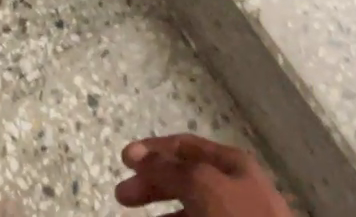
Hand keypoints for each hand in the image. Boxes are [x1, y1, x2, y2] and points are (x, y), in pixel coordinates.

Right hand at [114, 134, 291, 216]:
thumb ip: (168, 169)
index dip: (152, 149)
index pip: (184, 146)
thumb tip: (138, 153)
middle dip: (151, 185)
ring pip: (190, 211)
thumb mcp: (202, 186)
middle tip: (121, 196)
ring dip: (162, 214)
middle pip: (184, 178)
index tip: (123, 160)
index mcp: (231, 165)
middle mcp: (234, 188)